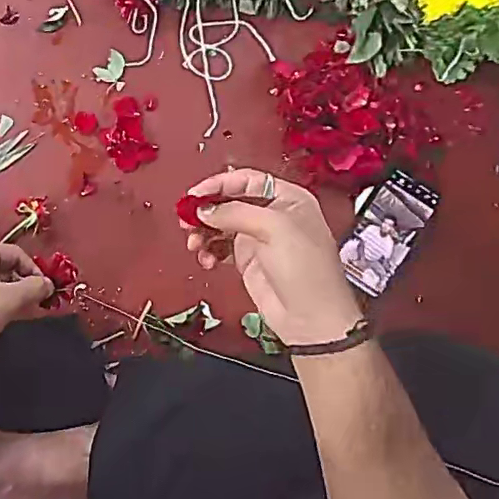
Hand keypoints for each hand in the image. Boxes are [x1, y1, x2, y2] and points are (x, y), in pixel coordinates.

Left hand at [0, 242, 52, 378]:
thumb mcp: (11, 300)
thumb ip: (35, 287)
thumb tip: (48, 284)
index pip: (15, 254)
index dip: (35, 271)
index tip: (46, 289)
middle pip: (3, 267)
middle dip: (24, 285)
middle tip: (39, 300)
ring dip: (13, 295)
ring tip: (27, 310)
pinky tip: (8, 315)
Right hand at [180, 169, 363, 346]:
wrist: (311, 319)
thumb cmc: (308, 270)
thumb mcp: (274, 229)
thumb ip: (236, 213)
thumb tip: (204, 208)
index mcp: (288, 198)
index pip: (247, 180)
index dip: (219, 184)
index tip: (195, 195)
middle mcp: (273, 214)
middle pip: (230, 201)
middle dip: (206, 210)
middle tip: (187, 220)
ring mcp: (259, 237)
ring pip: (221, 225)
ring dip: (203, 232)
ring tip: (194, 244)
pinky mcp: (248, 260)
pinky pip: (220, 247)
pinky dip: (209, 250)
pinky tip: (206, 259)